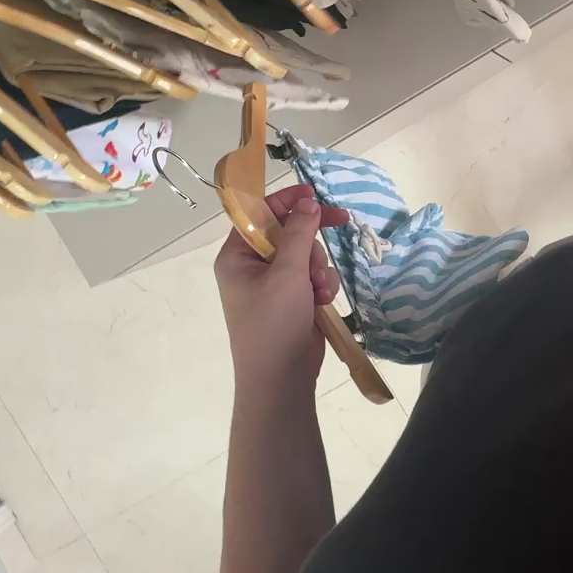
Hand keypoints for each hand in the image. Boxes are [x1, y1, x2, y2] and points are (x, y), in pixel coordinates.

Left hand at [213, 185, 350, 395]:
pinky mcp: (294, 298)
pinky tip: (322, 301)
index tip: (314, 194)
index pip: (260, 215)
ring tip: (317, 290)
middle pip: (290, 232)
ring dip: (319, 269)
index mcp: (237, 257)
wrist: (281, 378)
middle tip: (334, 231)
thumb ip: (299, 233)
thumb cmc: (274, 323)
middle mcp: (253, 266)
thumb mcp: (287, 273)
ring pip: (307, 254)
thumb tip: (308, 202)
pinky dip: (322, 285)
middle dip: (310, 244)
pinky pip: (314, 276)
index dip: (287, 201)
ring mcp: (275, 283)